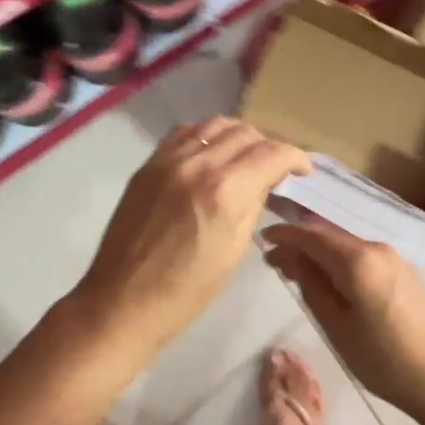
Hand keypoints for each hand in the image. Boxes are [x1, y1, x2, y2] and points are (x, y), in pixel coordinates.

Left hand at [74, 119, 310, 352]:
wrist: (123, 300)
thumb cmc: (186, 290)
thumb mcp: (233, 251)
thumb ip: (252, 205)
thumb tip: (265, 181)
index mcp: (225, 191)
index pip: (272, 153)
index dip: (295, 157)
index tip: (302, 169)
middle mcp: (199, 163)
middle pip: (245, 132)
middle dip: (268, 146)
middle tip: (274, 167)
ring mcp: (169, 158)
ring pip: (216, 124)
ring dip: (238, 136)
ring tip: (244, 157)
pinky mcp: (150, 162)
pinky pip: (186, 132)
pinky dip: (206, 136)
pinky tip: (210, 155)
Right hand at [260, 218, 424, 421]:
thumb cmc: (383, 358)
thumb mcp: (337, 326)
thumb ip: (312, 286)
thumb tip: (294, 259)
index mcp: (357, 259)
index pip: (312, 235)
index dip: (286, 234)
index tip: (262, 238)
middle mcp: (375, 247)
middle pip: (329, 235)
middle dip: (300, 243)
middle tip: (274, 261)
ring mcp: (393, 257)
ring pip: (345, 244)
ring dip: (320, 252)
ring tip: (297, 272)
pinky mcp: (403, 271)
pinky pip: (361, 255)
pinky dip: (339, 260)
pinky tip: (329, 278)